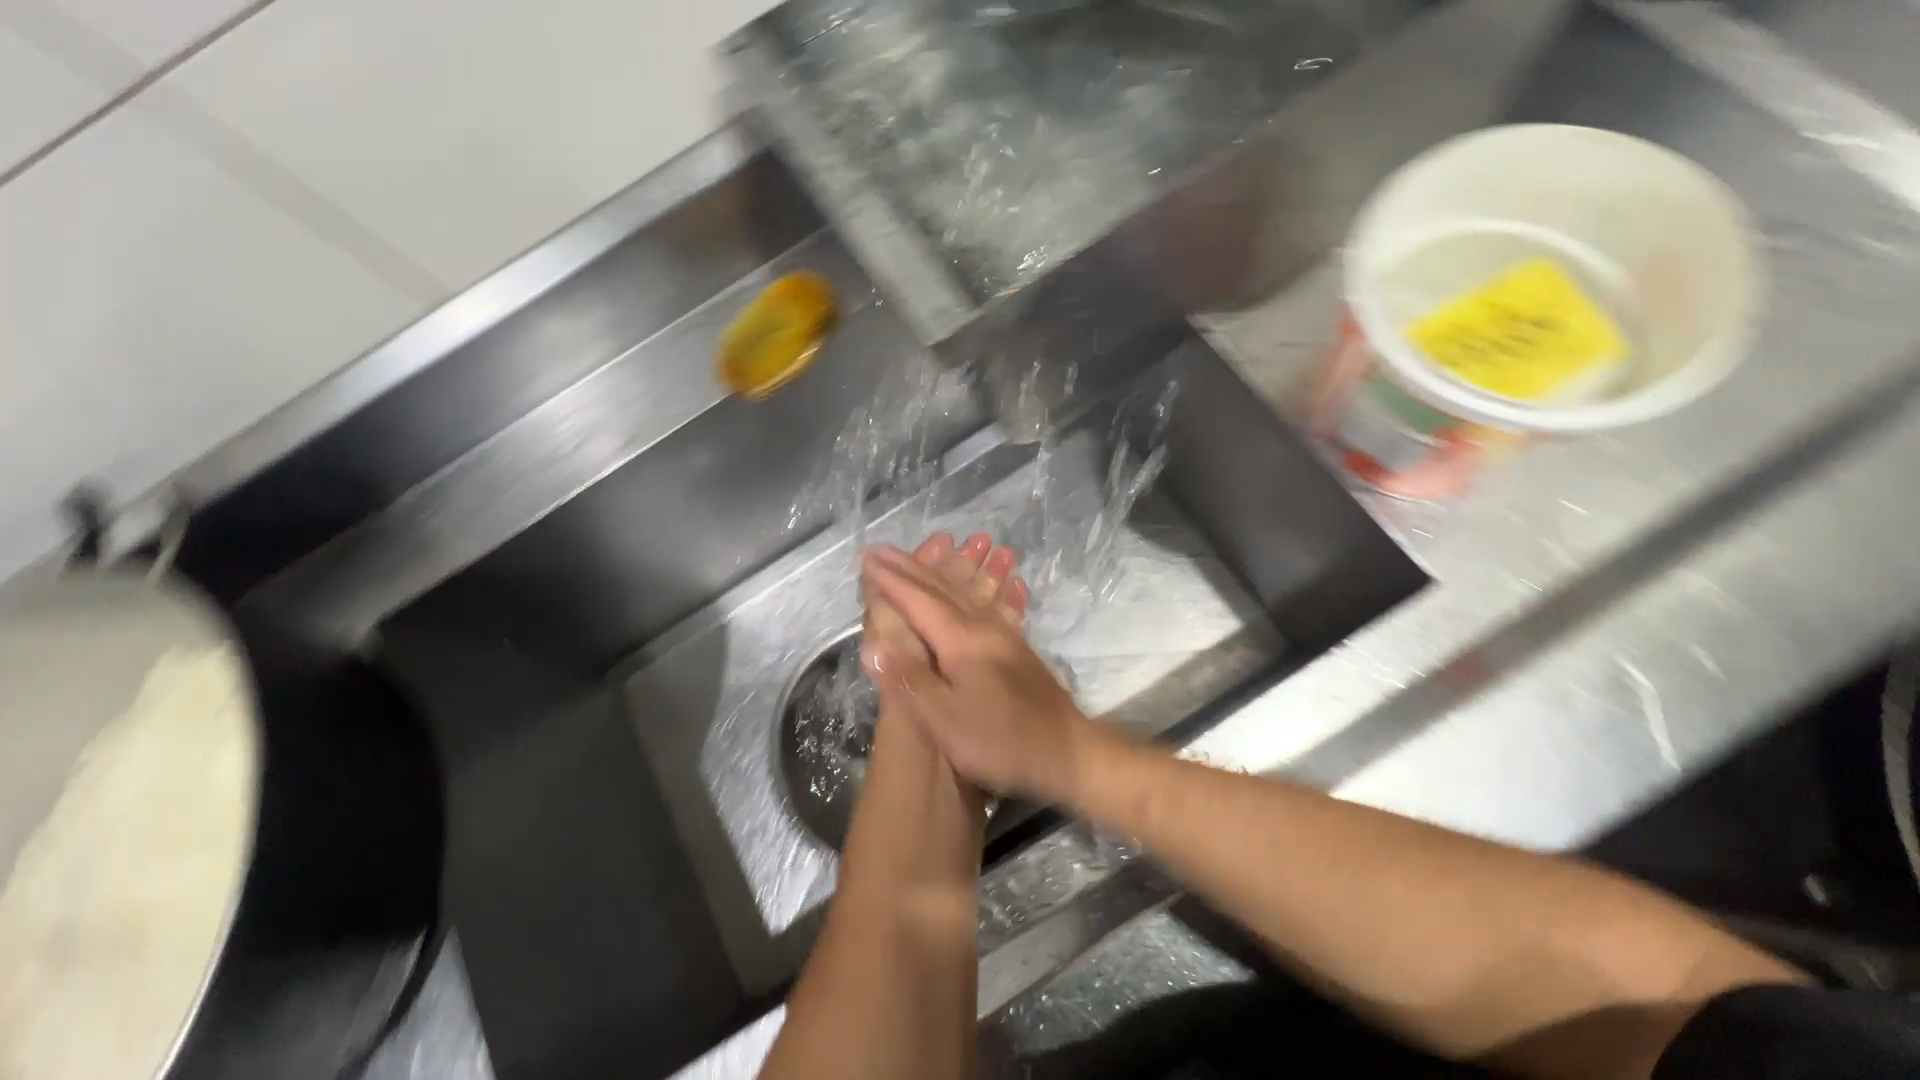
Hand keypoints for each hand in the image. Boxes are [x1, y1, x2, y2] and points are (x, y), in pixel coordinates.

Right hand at [860, 539, 1096, 803]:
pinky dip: (995, 587)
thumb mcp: (946, 722)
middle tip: (884, 549)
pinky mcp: (1020, 649)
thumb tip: (874, 645)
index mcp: (960, 642)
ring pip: (971, 593)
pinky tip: (1008, 578)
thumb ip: (911, 681)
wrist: (1068, 753)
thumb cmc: (1002, 742)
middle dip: (911, 568)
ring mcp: (1006, 637)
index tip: (867, 558)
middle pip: (942, 591)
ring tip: (940, 545)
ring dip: (949, 569)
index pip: (918, 602)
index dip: (891, 581)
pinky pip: (999, 605)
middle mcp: (983, 629)